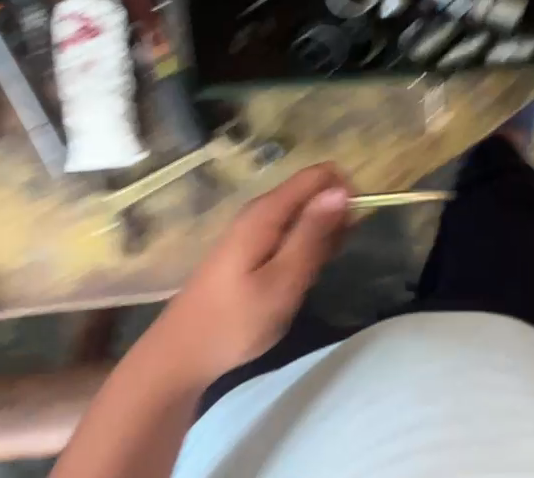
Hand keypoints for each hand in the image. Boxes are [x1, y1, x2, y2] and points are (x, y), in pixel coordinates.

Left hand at [156, 163, 352, 383]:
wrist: (179, 359)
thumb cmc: (234, 323)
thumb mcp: (282, 282)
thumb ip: (312, 234)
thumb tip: (342, 191)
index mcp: (267, 212)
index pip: (319, 174)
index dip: (344, 192)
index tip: (354, 228)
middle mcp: (261, 212)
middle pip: (313, 192)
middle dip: (334, 218)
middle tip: (331, 260)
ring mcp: (253, 230)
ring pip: (304, 215)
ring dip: (322, 236)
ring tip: (316, 273)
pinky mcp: (250, 249)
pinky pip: (290, 233)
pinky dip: (305, 248)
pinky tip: (302, 277)